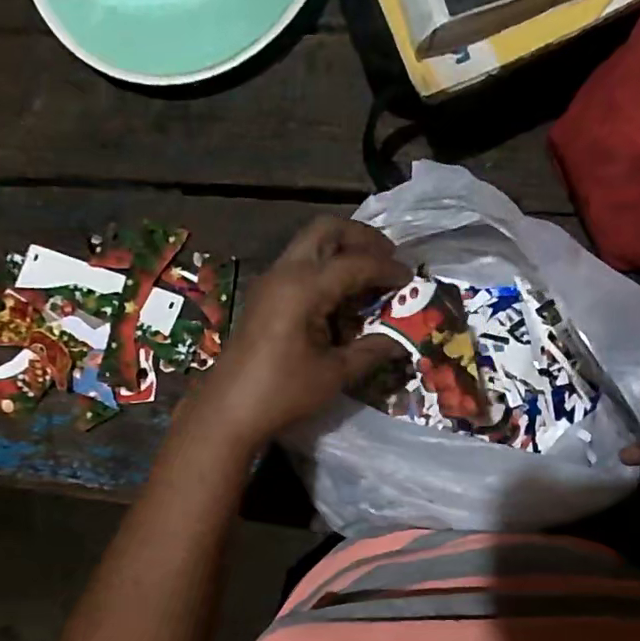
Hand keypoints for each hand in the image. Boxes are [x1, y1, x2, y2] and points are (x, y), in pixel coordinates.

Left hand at [182, 217, 409, 449]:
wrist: (227, 410)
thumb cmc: (282, 392)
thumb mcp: (333, 373)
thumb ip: (370, 350)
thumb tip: (400, 341)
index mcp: (304, 287)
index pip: (355, 263)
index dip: (387, 268)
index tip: (411, 280)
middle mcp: (285, 273)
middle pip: (326, 230)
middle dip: (361, 238)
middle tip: (387, 259)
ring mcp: (269, 282)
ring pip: (309, 245)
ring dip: (340, 251)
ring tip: (368, 278)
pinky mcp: (262, 296)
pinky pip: (298, 265)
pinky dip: (323, 268)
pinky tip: (340, 298)